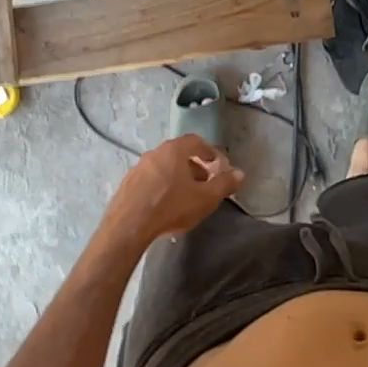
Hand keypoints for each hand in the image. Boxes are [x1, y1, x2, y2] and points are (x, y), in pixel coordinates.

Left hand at [103, 133, 243, 246]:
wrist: (129, 225)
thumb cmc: (171, 207)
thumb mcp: (205, 198)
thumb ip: (224, 184)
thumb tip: (240, 173)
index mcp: (174, 150)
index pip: (195, 141)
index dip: (208, 151)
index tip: (216, 163)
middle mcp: (154, 153)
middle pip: (178, 153)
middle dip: (193, 166)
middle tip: (203, 182)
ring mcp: (138, 167)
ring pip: (163, 166)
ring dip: (176, 176)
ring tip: (185, 196)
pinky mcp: (127, 183)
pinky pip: (150, 179)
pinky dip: (160, 185)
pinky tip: (164, 205)